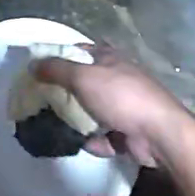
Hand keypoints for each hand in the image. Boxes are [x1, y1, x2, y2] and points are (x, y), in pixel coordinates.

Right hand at [32, 47, 193, 166]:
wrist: (161, 135)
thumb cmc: (120, 97)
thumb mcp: (81, 77)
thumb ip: (55, 69)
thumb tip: (32, 64)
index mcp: (109, 59)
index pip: (79, 51)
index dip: (59, 57)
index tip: (40, 69)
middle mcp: (118, 79)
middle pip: (84, 82)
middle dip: (66, 92)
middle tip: (44, 99)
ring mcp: (126, 107)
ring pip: (94, 110)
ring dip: (79, 119)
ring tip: (60, 125)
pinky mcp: (131, 132)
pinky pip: (105, 135)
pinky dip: (96, 141)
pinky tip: (87, 144)